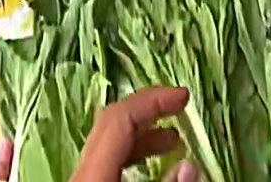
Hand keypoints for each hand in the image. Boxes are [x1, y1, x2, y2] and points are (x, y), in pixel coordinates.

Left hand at [69, 86, 197, 181]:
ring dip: (142, 134)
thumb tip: (191, 164)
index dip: (155, 99)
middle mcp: (81, 170)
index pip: (122, 116)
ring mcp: (79, 180)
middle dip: (149, 109)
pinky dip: (128, 151)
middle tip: (179, 107)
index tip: (184, 96)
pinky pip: (103, 159)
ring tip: (172, 140)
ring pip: (108, 142)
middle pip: (113, 122)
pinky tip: (147, 161)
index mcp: (93, 172)